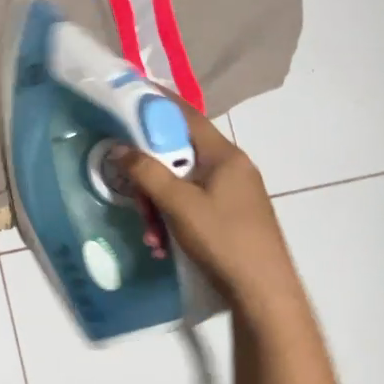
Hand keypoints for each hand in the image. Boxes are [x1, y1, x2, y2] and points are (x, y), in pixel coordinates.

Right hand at [118, 101, 301, 311]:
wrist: (264, 293)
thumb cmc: (223, 239)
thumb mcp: (177, 204)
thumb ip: (146, 172)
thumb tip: (119, 148)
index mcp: (226, 156)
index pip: (187, 115)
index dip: (158, 101)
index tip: (129, 90)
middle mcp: (232, 167)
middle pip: (180, 150)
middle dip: (149, 164)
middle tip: (125, 176)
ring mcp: (234, 192)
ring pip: (182, 180)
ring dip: (157, 198)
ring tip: (148, 228)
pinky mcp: (231, 214)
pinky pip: (191, 201)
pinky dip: (171, 214)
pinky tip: (162, 240)